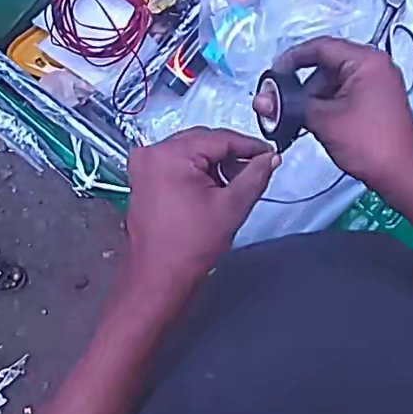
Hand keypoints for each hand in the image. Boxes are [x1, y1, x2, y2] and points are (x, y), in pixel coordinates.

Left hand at [123, 127, 278, 292]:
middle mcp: (152, 154)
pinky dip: (197, 170)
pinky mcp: (143, 178)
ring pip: (191, 151)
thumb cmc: (188, 247)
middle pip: (203, 141)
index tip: (268, 153)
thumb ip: (256, 175)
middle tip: (257, 168)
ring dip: (215, 163)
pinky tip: (213, 188)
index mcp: (170, 155)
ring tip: (234, 184)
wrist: (160, 275)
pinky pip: (177, 162)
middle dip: (231, 154)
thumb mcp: (232, 206)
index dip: (249, 145)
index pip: (219, 138)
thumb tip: (269, 158)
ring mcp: (144, 166)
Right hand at [260, 36, 412, 194]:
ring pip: (332, 83)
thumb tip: (264, 100)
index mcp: (367, 61)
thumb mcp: (323, 120)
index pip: (321, 47)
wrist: (399, 175)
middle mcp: (375, 67)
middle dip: (301, 86)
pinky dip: (326, 106)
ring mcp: (377, 84)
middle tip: (281, 103)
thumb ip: (290, 105)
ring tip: (296, 119)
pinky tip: (311, 122)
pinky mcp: (375, 101)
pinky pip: (344, 95)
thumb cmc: (371, 145)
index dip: (292, 59)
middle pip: (325, 66)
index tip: (274, 74)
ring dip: (312, 99)